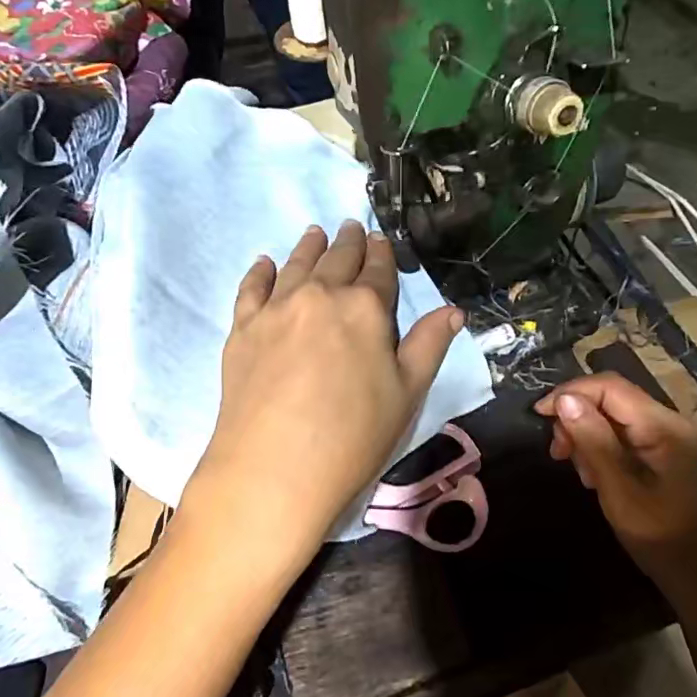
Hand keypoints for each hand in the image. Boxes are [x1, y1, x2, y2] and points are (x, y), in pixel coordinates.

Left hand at [182, 222, 463, 571]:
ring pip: (295, 265)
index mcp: (365, 307)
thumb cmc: (354, 435)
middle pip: (337, 259)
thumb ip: (429, 345)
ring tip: (315, 232)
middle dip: (348, 242)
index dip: (382, 254)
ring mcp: (276, 309)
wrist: (274, 468)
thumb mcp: (407, 392)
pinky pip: (251, 288)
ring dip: (309, 246)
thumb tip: (454, 310)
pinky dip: (260, 271)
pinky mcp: (242, 329)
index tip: (381, 240)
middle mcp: (320, 295)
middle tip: (350, 228)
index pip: (378, 271)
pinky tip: (264, 262)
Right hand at [537, 373, 696, 583]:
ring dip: (586, 430)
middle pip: (612, 396)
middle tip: (557, 450)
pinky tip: (592, 472)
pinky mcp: (661, 450)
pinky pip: (622, 432)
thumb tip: (564, 400)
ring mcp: (666, 435)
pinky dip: (599, 443)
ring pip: (614, 413)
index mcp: (663, 427)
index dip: (571, 393)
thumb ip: (594, 442)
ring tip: (575, 466)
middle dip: (577, 413)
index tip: (539, 415)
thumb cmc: (659, 537)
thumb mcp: (619, 492)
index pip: (610, 387)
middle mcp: (668, 421)